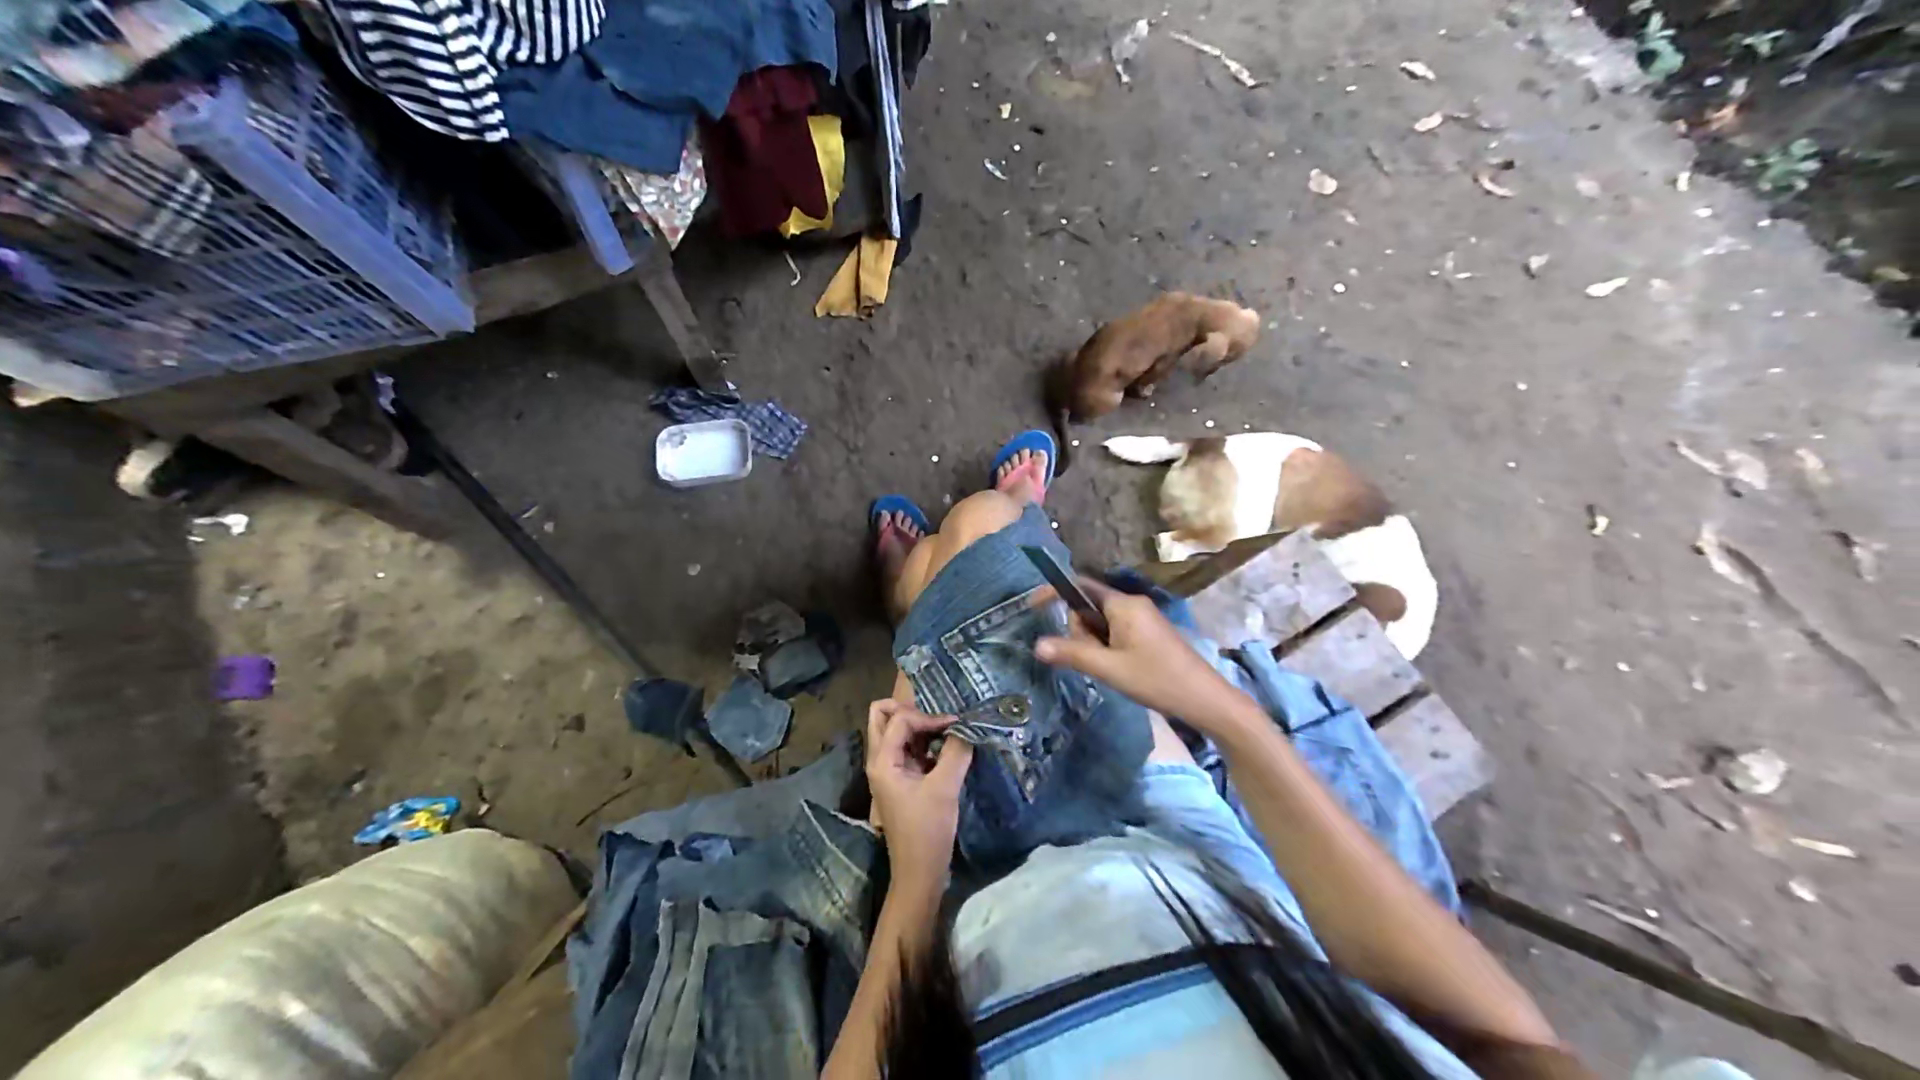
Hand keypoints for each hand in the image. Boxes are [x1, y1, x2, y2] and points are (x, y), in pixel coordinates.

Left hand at [865, 698, 972, 888]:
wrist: (919, 872)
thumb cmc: (927, 831)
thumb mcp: (945, 788)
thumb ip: (956, 752)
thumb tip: (968, 727)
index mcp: (882, 761)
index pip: (901, 719)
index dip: (929, 717)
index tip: (956, 726)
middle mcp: (879, 760)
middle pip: (882, 716)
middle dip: (910, 709)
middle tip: (938, 719)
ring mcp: (888, 769)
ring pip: (894, 730)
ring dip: (918, 725)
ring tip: (946, 732)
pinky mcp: (901, 778)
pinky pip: (907, 746)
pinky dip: (923, 741)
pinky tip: (945, 749)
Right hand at [1034, 578, 1250, 731]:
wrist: (1204, 699)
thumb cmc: (1155, 679)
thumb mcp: (1108, 668)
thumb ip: (1071, 654)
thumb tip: (1037, 645)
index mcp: (1123, 604)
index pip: (1079, 585)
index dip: (1054, 593)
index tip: (1032, 606)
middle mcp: (1133, 604)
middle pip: (1089, 606)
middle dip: (1079, 630)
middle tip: (1089, 659)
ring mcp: (1144, 618)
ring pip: (1102, 622)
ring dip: (1093, 642)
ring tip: (1106, 668)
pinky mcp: (1150, 633)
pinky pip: (1116, 630)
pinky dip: (1107, 646)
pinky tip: (1116, 669)